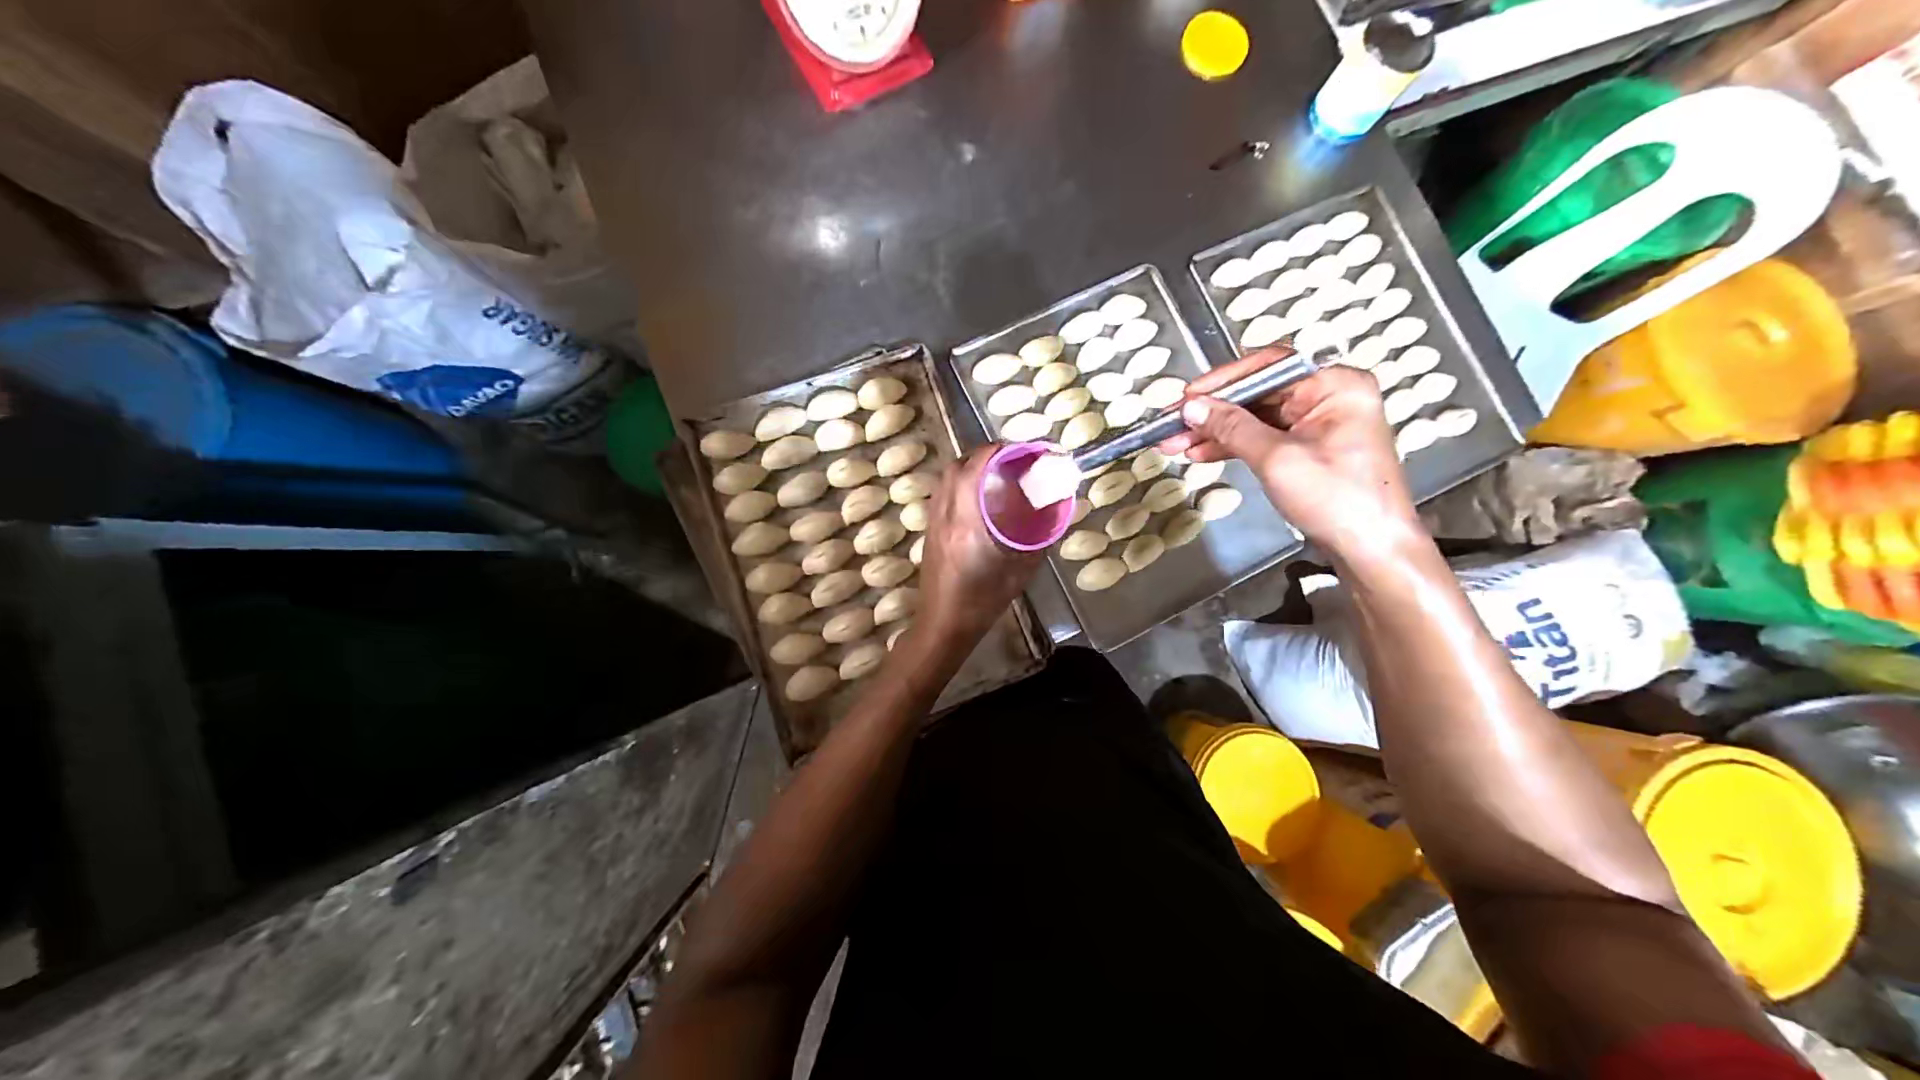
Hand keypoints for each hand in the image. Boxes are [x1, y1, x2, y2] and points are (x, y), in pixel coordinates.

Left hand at [914, 444, 1044, 647]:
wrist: (942, 626)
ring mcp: (933, 522)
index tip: (1018, 450)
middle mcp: (945, 515)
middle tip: (1009, 461)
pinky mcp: (929, 531)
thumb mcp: (1019, 573)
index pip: (974, 469)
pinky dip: (960, 485)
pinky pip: (943, 494)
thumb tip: (1057, 514)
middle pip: (956, 467)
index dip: (995, 451)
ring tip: (996, 476)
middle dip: (982, 456)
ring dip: (969, 468)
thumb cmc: (982, 602)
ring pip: (946, 479)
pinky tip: (979, 499)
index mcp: (966, 523)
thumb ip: (1038, 541)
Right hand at [1156, 349, 1421, 561]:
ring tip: (1176, 443)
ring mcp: (1319, 424)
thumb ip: (1232, 428)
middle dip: (1213, 411)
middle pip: (1258, 392)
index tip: (1188, 397)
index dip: (1223, 381)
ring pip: (1255, 417)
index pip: (1269, 366)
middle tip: (1173, 423)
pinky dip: (1233, 445)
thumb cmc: (1336, 499)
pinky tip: (1201, 453)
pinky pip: (1263, 437)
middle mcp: (1329, 397)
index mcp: (1335, 385)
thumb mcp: (1276, 459)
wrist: (1370, 549)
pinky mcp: (1309, 449)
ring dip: (1215, 431)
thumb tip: (1193, 407)